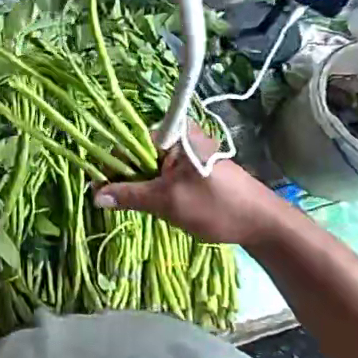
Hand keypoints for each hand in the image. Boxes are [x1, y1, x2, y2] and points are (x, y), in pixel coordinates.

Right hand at [93, 129, 290, 248]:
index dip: (112, 160)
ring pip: (150, 166)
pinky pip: (164, 174)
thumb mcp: (167, 202)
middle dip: (126, 175)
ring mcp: (188, 154)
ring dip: (140, 185)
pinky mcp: (194, 170)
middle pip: (138, 151)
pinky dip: (155, 188)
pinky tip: (154, 205)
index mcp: (175, 133)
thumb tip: (94, 195)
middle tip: (114, 199)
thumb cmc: (216, 206)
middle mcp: (180, 137)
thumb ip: (129, 196)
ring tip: (133, 205)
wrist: (263, 224)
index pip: (130, 138)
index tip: (99, 183)